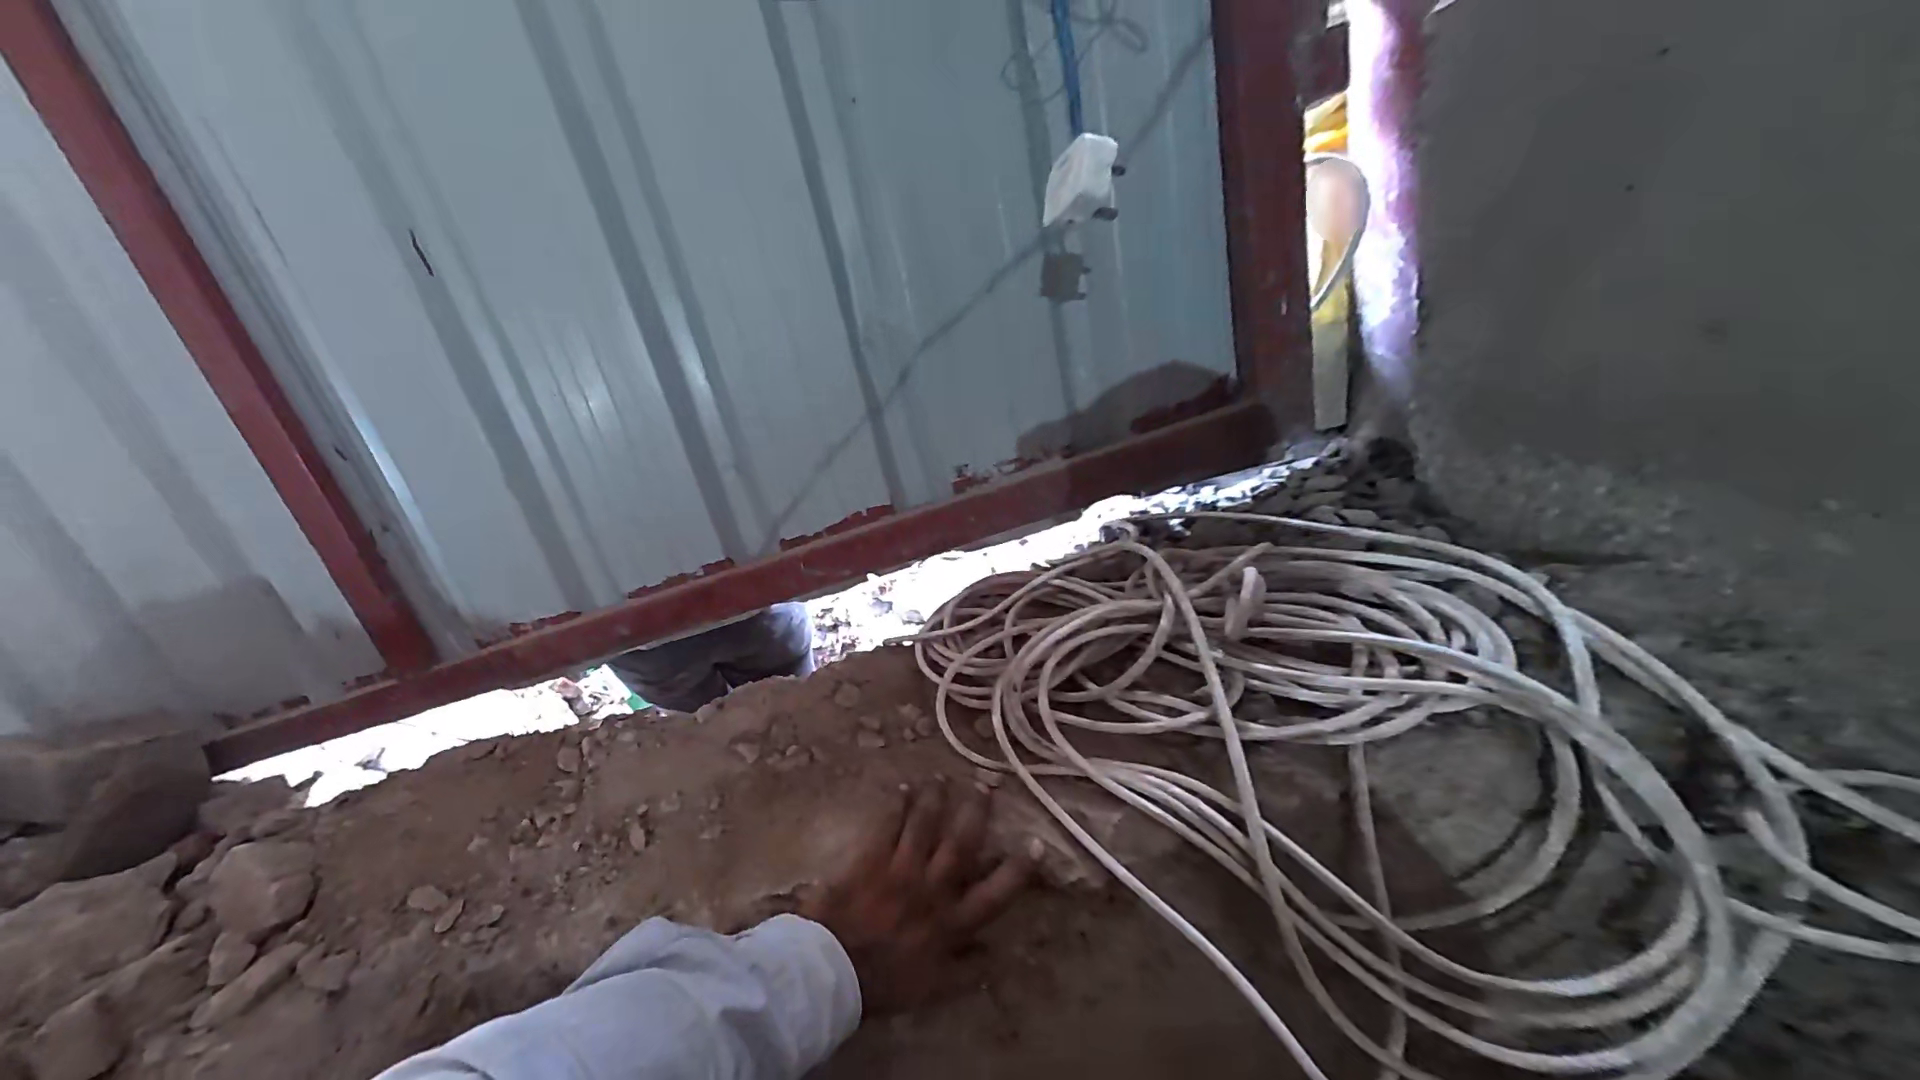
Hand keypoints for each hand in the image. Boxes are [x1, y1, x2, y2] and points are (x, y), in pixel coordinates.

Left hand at [801, 779, 1031, 1013]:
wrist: (832, 972)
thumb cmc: (885, 984)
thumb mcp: (934, 988)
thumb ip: (969, 971)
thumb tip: (1002, 955)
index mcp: (952, 922)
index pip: (995, 893)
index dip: (1018, 869)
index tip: (1035, 844)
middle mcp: (933, 889)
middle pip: (962, 843)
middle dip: (977, 811)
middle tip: (987, 784)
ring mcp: (902, 868)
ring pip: (926, 823)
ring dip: (936, 797)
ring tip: (943, 776)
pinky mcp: (872, 856)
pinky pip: (889, 822)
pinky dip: (898, 802)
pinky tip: (903, 787)